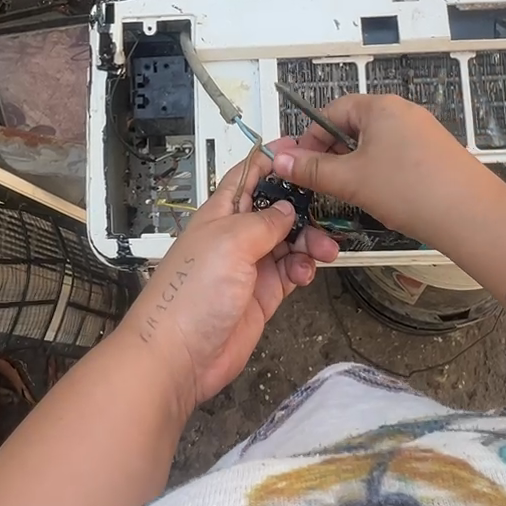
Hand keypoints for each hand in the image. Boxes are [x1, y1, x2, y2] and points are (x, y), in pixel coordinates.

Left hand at [114, 152, 339, 415]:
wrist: (178, 357)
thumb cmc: (191, 293)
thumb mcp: (230, 242)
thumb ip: (264, 222)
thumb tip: (288, 209)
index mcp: (221, 212)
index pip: (249, 174)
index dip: (274, 160)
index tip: (302, 149)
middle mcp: (236, 234)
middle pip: (277, 207)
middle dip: (303, 206)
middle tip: (327, 210)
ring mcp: (250, 265)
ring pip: (290, 240)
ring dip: (310, 240)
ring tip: (324, 250)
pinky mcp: (262, 294)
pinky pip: (291, 270)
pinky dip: (304, 268)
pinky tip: (306, 272)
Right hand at [266, 93, 503, 241]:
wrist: (472, 216)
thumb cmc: (411, 189)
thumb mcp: (351, 180)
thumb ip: (313, 169)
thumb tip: (281, 160)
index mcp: (380, 106)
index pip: (332, 111)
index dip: (311, 137)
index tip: (300, 163)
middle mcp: (403, 111)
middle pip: (353, 125)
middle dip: (333, 153)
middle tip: (322, 181)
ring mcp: (423, 131)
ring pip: (375, 143)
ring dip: (356, 165)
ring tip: (351, 193)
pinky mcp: (436, 153)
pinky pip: (397, 155)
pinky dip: (381, 172)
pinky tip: (382, 197)